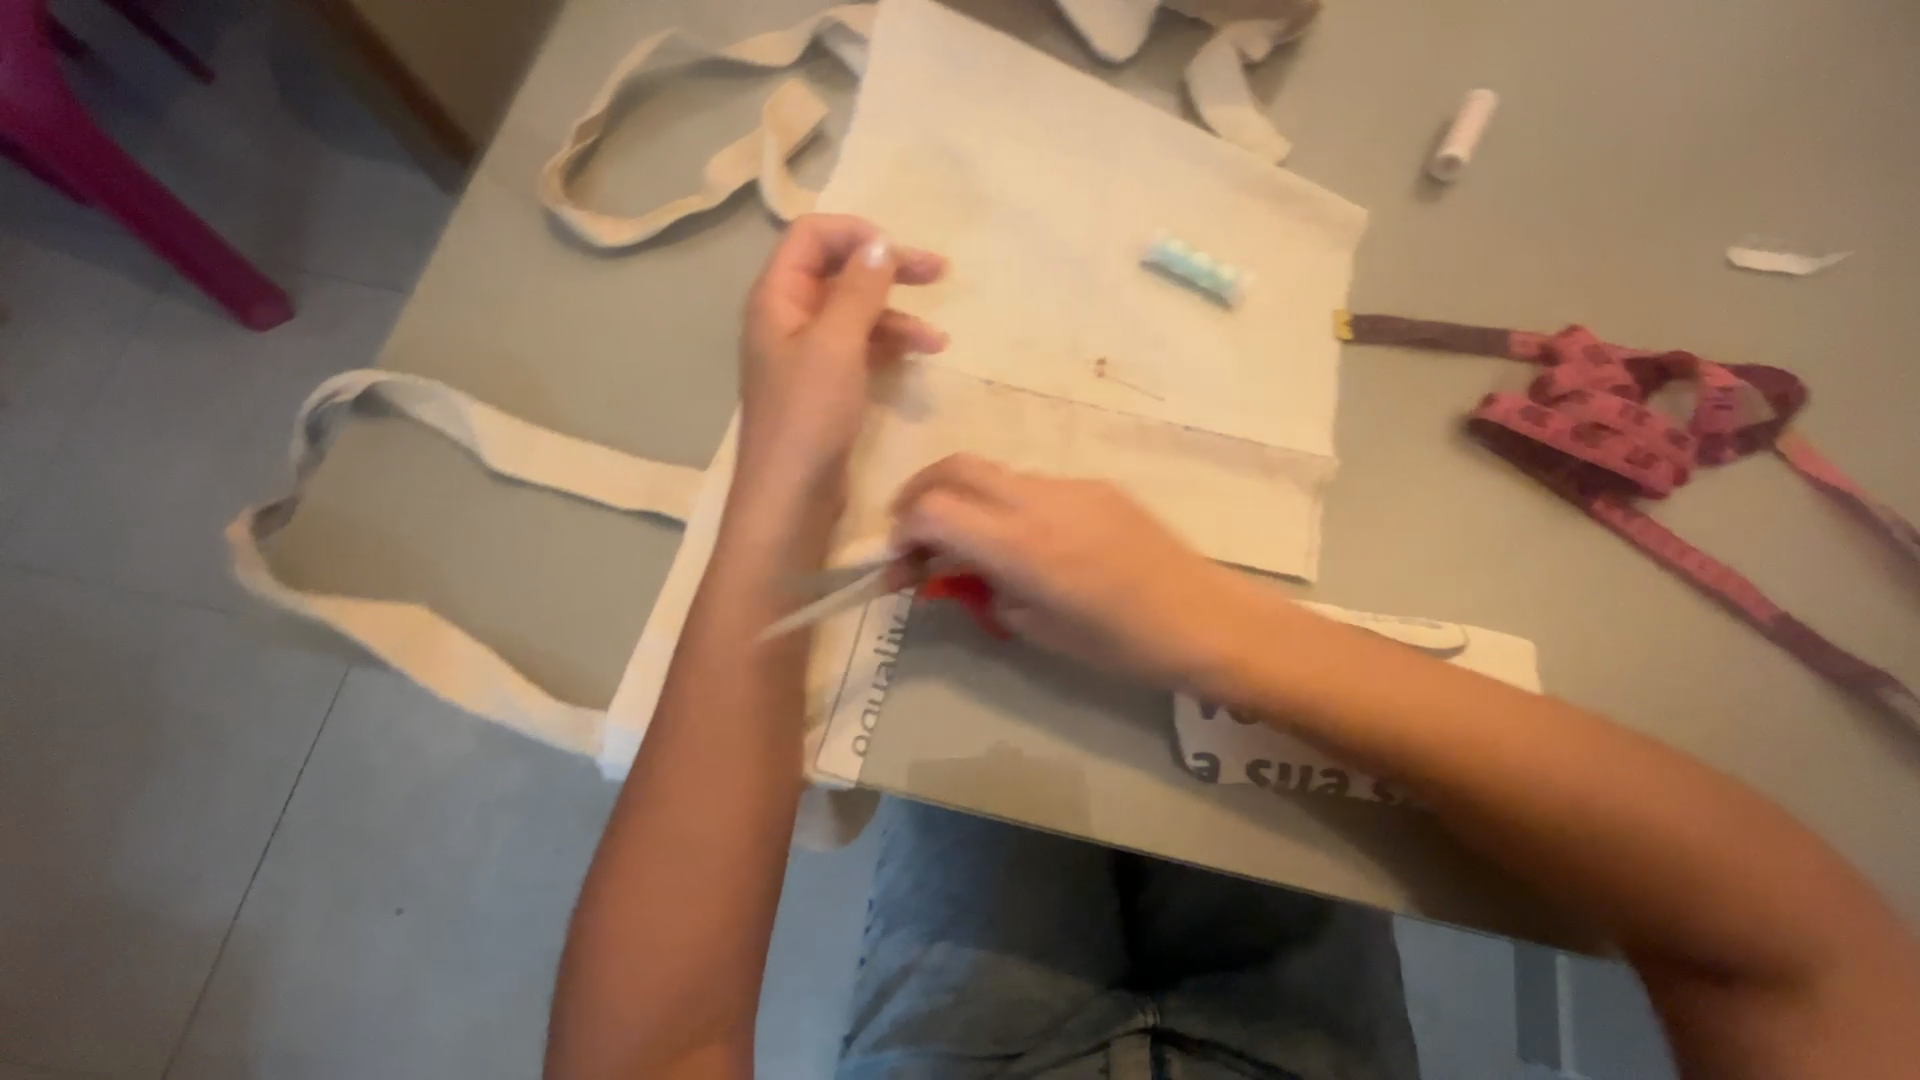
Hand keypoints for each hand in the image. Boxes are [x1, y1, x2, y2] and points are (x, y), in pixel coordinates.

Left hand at [737, 214, 946, 498]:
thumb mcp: (836, 345)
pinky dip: (890, 346)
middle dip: (887, 270)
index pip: (811, 237)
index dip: (856, 234)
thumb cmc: (808, 416)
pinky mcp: (826, 385)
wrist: (791, 496)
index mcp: (776, 297)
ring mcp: (807, 353)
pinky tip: (921, 355)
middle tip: (938, 273)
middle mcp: (788, 317)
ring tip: (938, 338)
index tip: (899, 252)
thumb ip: (859, 289)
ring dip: (896, 316)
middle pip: (838, 272)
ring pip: (855, 313)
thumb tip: (880, 244)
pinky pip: (860, 348)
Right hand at [890, 454, 1261, 690]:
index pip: (932, 509)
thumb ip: (985, 592)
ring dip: (964, 500)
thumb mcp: (1038, 630)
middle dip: (918, 495)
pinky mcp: (1096, 486)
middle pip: (953, 467)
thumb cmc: (1122, 645)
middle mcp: (1038, 500)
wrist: (1206, 620)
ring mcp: (1070, 486)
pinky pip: (1032, 484)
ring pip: (993, 473)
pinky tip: (1024, 542)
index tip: (900, 565)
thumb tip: (955, 574)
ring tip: (969, 546)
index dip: (902, 532)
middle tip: (911, 536)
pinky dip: (1005, 504)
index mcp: (1021, 545)